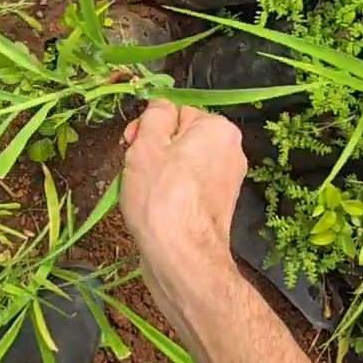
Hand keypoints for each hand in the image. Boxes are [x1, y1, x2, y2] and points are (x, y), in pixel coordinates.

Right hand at [120, 100, 246, 289]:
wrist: (181, 258)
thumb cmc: (161, 197)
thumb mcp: (147, 144)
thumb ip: (154, 116)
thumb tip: (161, 104)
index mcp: (218, 129)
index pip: (176, 112)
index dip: (149, 127)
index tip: (132, 144)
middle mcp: (230, 152)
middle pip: (179, 139)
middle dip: (153, 152)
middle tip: (134, 171)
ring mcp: (225, 183)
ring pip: (179, 166)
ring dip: (156, 175)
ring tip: (142, 194)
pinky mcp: (215, 209)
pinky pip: (185, 189)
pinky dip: (168, 195)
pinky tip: (153, 210)